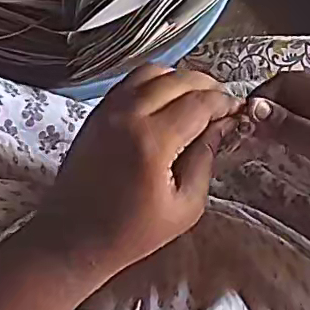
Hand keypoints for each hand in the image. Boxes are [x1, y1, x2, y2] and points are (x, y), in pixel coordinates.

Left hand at [29, 65, 241, 276]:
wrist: (72, 239)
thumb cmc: (131, 232)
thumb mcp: (185, 206)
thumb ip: (206, 158)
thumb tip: (222, 125)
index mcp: (153, 142)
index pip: (199, 103)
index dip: (224, 102)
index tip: (237, 110)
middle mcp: (129, 115)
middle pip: (179, 79)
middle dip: (208, 86)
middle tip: (222, 103)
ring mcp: (109, 109)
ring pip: (154, 71)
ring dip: (180, 78)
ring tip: (196, 97)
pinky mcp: (97, 111)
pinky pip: (132, 80)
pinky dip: (155, 81)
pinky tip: (167, 99)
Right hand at [246, 72, 309, 247]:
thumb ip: (292, 127)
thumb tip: (253, 107)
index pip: (289, 79)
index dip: (263, 96)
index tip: (240, 122)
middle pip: (295, 95)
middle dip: (268, 110)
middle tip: (243, 137)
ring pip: (302, 115)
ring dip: (279, 126)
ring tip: (257, 146)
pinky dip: (294, 140)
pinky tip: (283, 154)